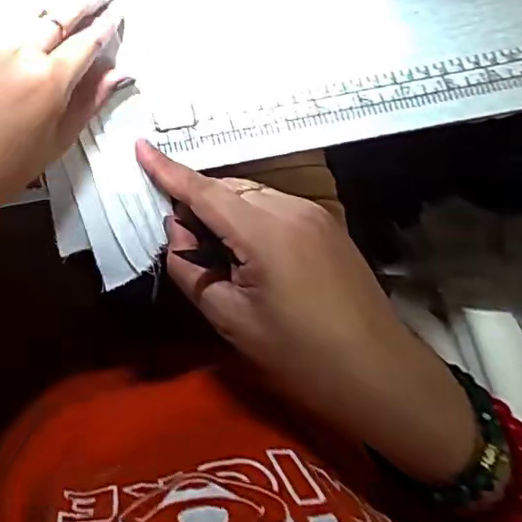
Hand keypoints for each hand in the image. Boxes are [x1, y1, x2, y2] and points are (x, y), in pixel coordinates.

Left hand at [0, 0, 124, 243]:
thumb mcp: (56, 141)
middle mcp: (20, 49)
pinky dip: (24, 14)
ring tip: (70, 6)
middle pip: (62, 13)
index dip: (107, 25)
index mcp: (47, 79)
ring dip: (56, 6)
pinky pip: (5, 16)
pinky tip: (32, 19)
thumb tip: (117, 72)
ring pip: (33, 8)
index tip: (117, 14)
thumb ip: (89, 100)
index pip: (88, 40)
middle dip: (86, 3)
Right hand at [136, 140, 478, 483]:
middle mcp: (290, 207)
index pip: (204, 190)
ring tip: (219, 255)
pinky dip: (251, 219)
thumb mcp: (231, 320)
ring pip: (252, 195)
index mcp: (264, 230)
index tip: (140, 146)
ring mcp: (314, 213)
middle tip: (185, 246)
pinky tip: (251, 255)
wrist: (381, 374)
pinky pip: (274, 207)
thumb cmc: (301, 357)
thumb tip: (177, 236)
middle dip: (198, 205)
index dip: (167, 170)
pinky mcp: (328, 225)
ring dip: (226, 212)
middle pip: (228, 190)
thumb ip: (192, 269)